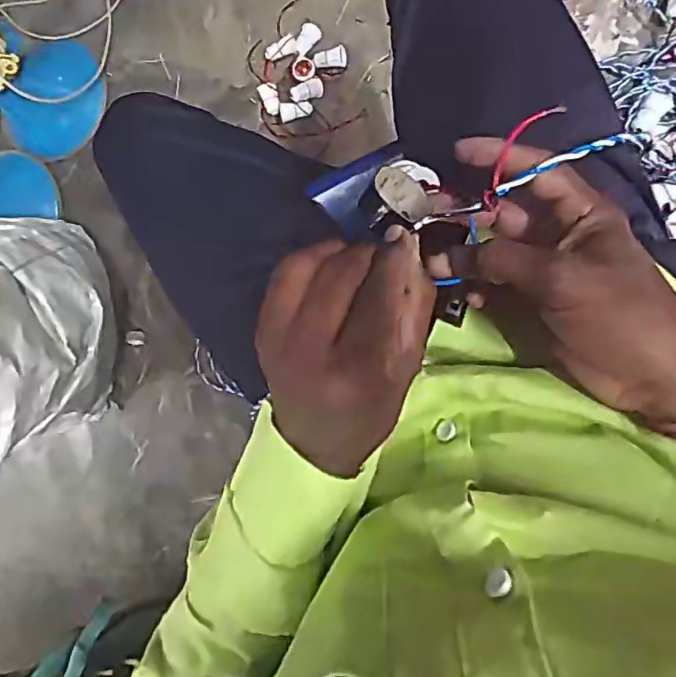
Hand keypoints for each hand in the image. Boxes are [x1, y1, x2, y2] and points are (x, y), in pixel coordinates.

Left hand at [256, 228, 435, 476]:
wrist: (312, 438)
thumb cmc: (370, 408)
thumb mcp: (407, 367)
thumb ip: (414, 307)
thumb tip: (410, 252)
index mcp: (357, 371)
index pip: (379, 296)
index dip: (394, 259)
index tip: (405, 238)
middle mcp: (309, 350)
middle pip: (342, 274)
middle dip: (369, 252)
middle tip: (386, 251)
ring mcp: (277, 336)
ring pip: (309, 264)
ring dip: (341, 251)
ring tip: (359, 258)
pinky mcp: (261, 325)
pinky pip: (286, 270)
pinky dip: (313, 257)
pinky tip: (331, 262)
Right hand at [454, 137, 675, 428]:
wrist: (653, 377)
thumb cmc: (620, 312)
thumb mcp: (561, 277)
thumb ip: (502, 260)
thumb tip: (444, 254)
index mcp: (580, 214)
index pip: (537, 171)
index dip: (499, 157)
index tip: (458, 151)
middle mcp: (557, 235)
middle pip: (505, 211)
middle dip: (468, 210)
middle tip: (427, 215)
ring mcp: (542, 269)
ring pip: (492, 249)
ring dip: (464, 252)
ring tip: (432, 258)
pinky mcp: (531, 301)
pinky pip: (493, 283)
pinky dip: (473, 285)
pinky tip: (458, 290)